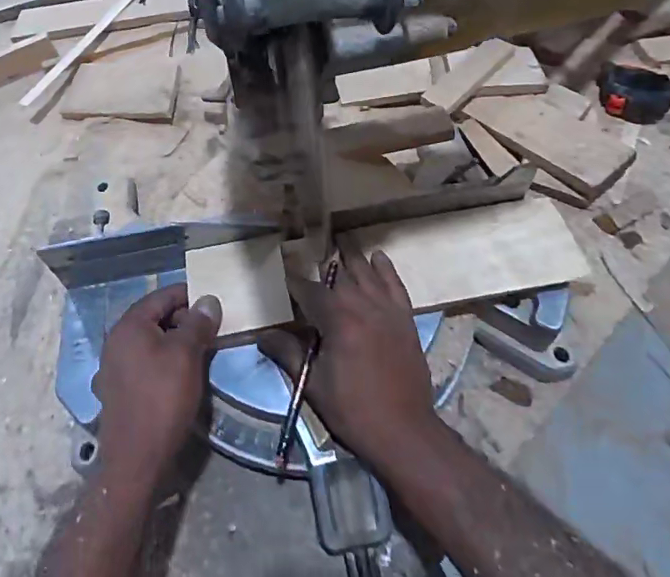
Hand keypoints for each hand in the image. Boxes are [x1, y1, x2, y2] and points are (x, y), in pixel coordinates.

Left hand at [92, 284, 219, 482]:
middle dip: (184, 317)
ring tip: (202, 348)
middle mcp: (115, 342)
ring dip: (176, 339)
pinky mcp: (118, 390)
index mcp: (128, 327)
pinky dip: (164, 359)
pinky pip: (144, 361)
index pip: (162, 295)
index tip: (214, 301)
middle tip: (212, 326)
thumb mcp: (187, 354)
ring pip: (151, 340)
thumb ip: (198, 322)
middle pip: (155, 316)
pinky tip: (181, 372)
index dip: (190, 294)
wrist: (137, 461)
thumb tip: (208, 301)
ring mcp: (113, 368)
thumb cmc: (163, 398)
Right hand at [258, 251, 440, 463]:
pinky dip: (385, 268)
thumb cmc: (353, 410)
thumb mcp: (314, 386)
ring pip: (367, 274)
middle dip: (324, 265)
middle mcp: (364, 305)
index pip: (311, 291)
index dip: (296, 282)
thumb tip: (263, 334)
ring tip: (341, 242)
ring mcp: (388, 309)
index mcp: (338, 320)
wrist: (403, 428)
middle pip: (340, 275)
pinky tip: (378, 256)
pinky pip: (395, 283)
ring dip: (353, 258)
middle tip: (311, 256)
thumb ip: (289, 354)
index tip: (284, 271)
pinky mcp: (405, 317)